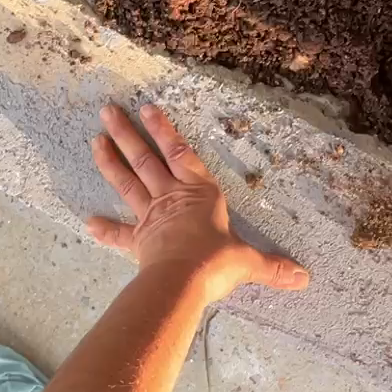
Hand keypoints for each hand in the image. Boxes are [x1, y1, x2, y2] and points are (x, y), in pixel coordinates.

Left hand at [87, 103, 309, 302]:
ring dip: (110, 161)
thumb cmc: (215, 262)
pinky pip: (119, 234)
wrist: (183, 283)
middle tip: (108, 111)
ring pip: (127, 182)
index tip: (147, 108)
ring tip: (95, 140)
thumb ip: (272, 266)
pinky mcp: (137, 241)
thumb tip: (304, 278)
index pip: (180, 152)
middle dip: (127, 134)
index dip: (163, 129)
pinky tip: (87, 222)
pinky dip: (104, 228)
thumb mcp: (248, 261)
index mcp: (198, 192)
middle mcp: (171, 197)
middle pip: (145, 159)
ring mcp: (151, 216)